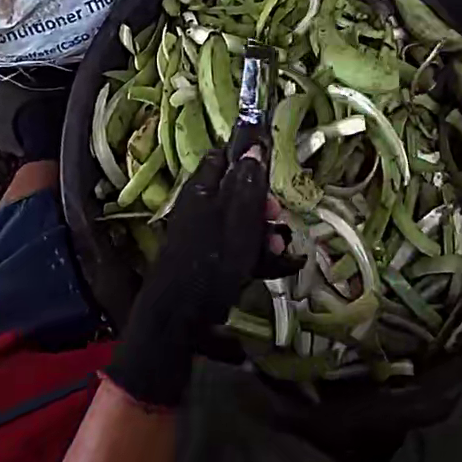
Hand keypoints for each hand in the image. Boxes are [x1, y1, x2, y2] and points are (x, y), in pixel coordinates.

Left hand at [106, 150, 296, 406]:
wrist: (182, 316)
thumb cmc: (214, 256)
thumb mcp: (239, 213)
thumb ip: (249, 180)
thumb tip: (255, 145)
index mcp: (202, 188)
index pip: (222, 156)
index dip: (246, 155)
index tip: (271, 162)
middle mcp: (199, 207)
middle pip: (237, 191)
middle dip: (263, 201)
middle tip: (277, 213)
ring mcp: (202, 236)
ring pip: (241, 222)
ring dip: (265, 231)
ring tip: (278, 246)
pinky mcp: (208, 261)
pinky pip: (237, 248)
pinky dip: (256, 253)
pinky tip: (275, 265)